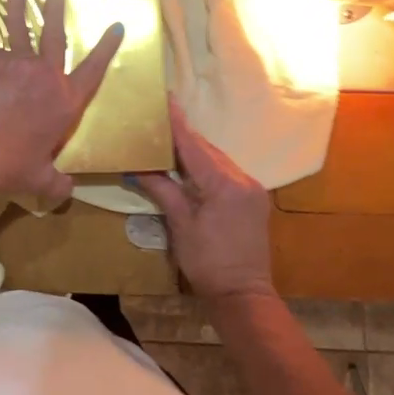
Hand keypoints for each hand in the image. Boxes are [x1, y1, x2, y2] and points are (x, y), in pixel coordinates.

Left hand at [0, 0, 123, 207]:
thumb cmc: (13, 165)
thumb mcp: (41, 178)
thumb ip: (57, 182)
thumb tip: (66, 192)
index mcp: (66, 101)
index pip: (94, 69)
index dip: (107, 47)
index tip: (116, 26)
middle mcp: (46, 75)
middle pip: (55, 32)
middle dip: (56, 4)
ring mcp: (17, 66)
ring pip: (20, 26)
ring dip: (19, 2)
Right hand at [134, 103, 275, 300]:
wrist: (243, 296)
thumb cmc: (207, 263)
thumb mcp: (181, 225)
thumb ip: (164, 190)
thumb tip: (140, 167)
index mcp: (224, 184)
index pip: (194, 146)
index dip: (177, 123)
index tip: (165, 98)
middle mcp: (243, 179)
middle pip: (207, 150)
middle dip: (183, 136)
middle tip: (158, 120)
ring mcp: (251, 189)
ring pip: (218, 160)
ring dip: (195, 151)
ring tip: (168, 141)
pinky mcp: (253, 199)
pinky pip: (226, 172)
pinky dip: (207, 166)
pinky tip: (190, 165)